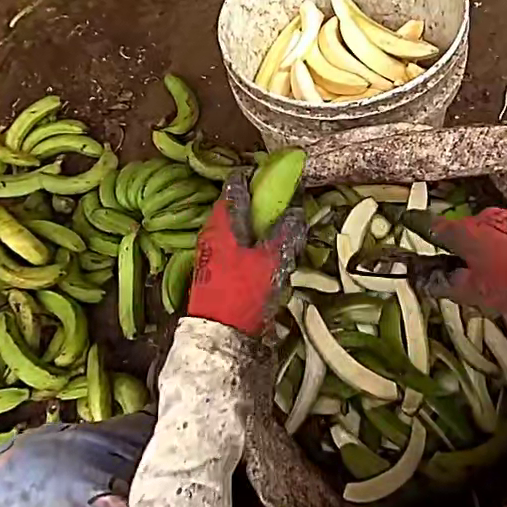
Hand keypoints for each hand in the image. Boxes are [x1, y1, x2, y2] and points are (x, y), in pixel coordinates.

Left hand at [184, 170, 305, 336]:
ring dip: (256, 223)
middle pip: (236, 203)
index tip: (279, 174)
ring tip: (280, 230)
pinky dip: (250, 240)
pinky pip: (233, 242)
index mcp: (223, 220)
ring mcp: (209, 248)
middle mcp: (211, 229)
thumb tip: (297, 210)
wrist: (218, 332)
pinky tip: (265, 254)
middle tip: (285, 204)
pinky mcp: (212, 266)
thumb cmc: (243, 292)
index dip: (258, 174)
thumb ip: (286, 232)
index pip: (237, 183)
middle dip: (261, 201)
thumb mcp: (273, 260)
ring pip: (236, 224)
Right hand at [422, 208, 506, 315]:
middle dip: (462, 250)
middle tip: (468, 276)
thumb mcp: (478, 294)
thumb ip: (449, 285)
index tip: (406, 221)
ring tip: (503, 278)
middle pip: (463, 233)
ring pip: (491, 235)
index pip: (430, 226)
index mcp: (464, 233)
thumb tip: (429, 282)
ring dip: (490, 251)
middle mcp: (485, 218)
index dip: (416, 226)